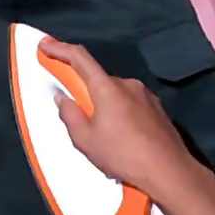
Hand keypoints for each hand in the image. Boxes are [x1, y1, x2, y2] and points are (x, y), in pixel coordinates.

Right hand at [38, 38, 209, 199]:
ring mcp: (145, 95)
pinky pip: (129, 102)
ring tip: (103, 135)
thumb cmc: (122, 154)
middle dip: (84, 91)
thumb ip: (70, 114)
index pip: (80, 58)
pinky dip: (118, 112)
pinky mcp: (156, 107)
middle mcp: (127, 84)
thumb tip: (62, 97)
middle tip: (78, 118)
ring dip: (102, 105)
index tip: (45, 44)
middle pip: (97, 79)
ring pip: (114, 93)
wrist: (169, 171)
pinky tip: (121, 136)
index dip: (60, 49)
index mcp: (107, 88)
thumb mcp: (85, 139)